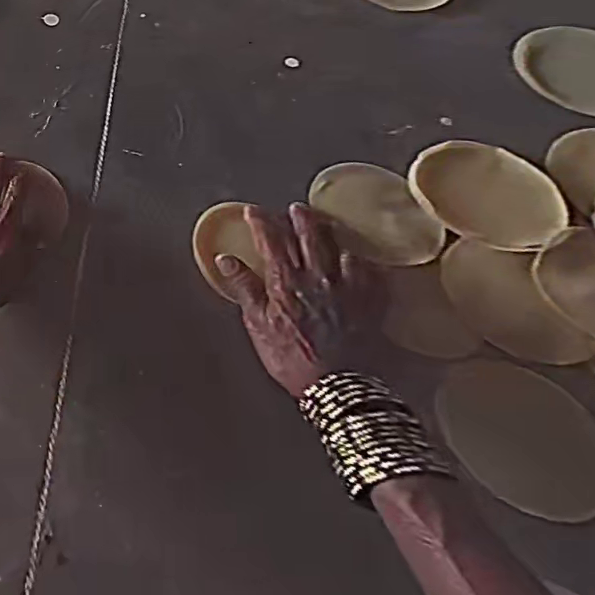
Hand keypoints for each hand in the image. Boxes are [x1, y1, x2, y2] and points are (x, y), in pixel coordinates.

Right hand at [216, 203, 385, 397]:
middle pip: (308, 237)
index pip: (271, 240)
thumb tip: (226, 260)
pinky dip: (361, 261)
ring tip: (325, 222)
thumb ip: (244, 288)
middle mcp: (317, 277)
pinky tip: (358, 258)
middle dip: (299, 218)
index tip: (253, 211)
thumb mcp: (257, 324)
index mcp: (286, 280)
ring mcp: (347, 288)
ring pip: (338, 248)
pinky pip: (369, 273)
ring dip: (329, 232)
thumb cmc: (292, 358)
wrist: (339, 387)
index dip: (261, 222)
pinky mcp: (369, 304)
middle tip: (294, 207)